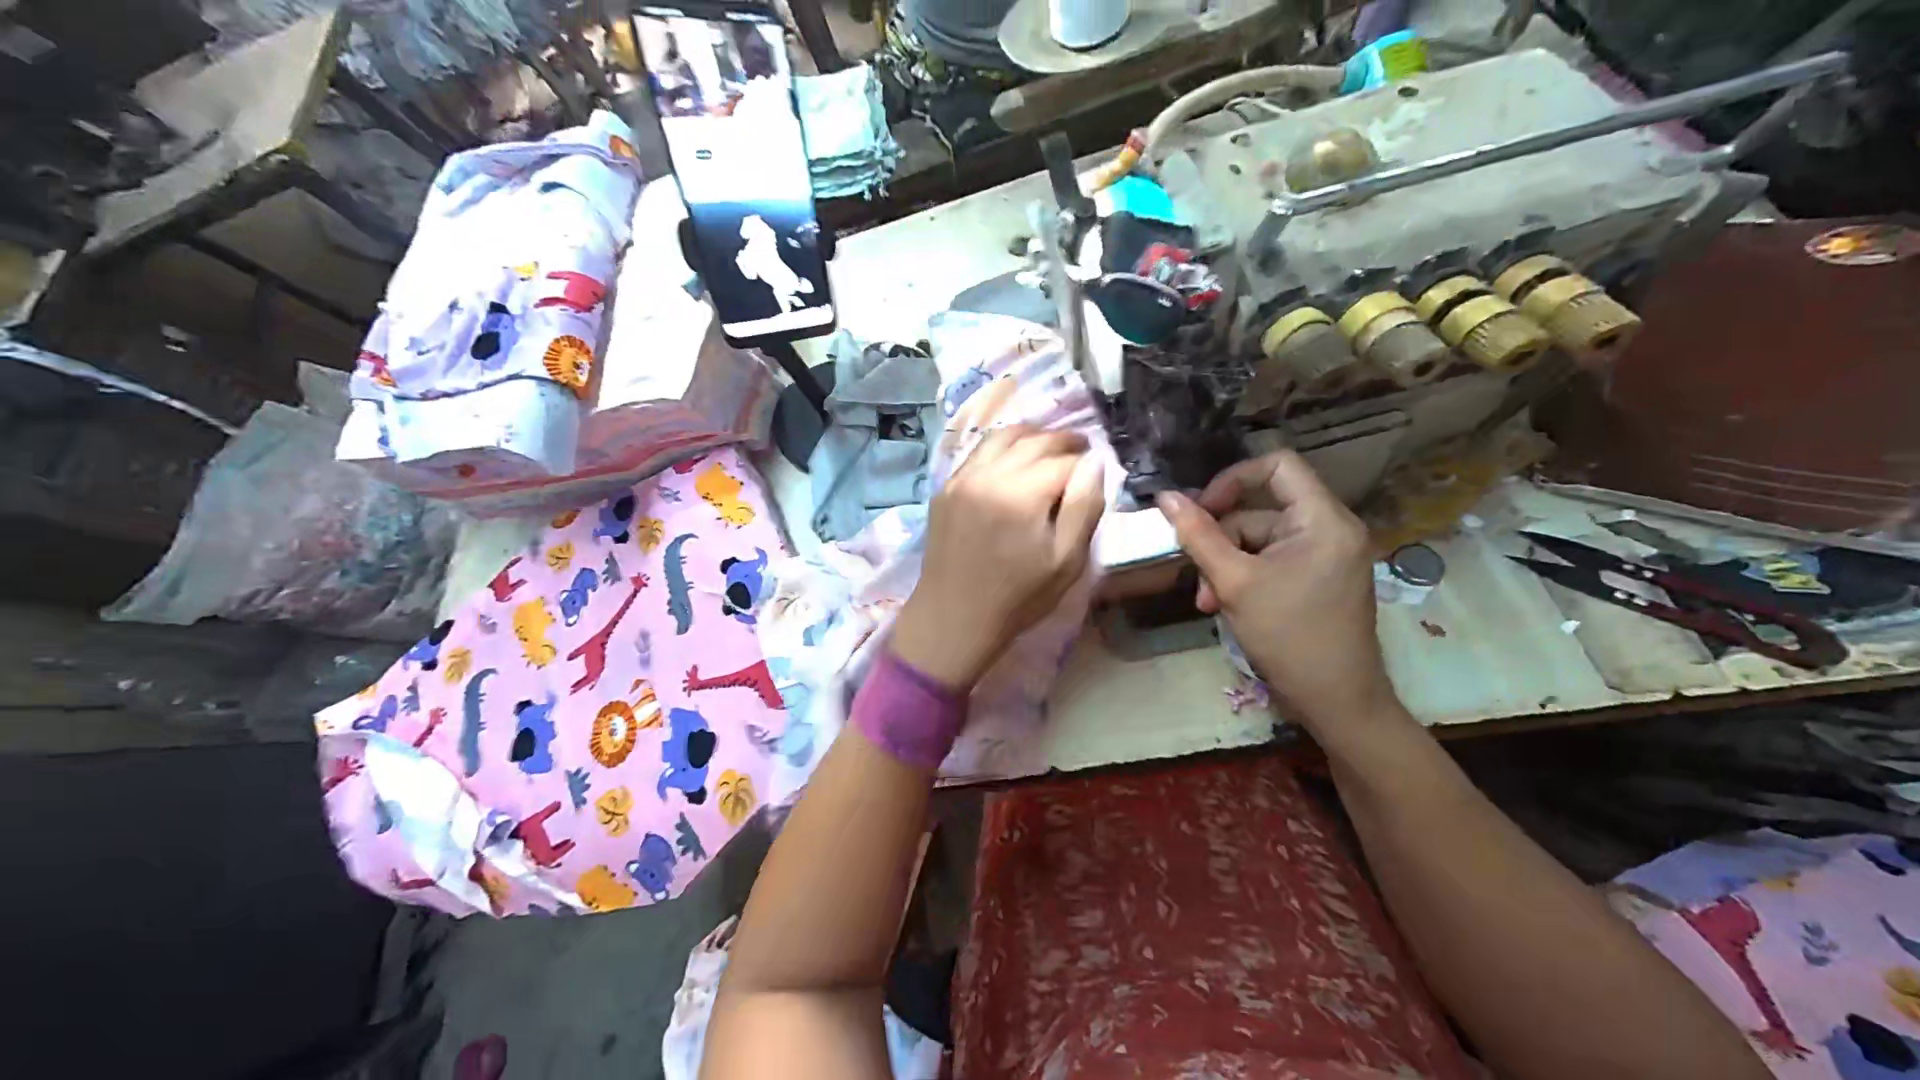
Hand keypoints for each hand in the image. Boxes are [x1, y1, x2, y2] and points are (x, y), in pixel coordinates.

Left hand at [892, 426, 1105, 689]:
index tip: (1096, 468)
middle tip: (1080, 447)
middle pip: (1033, 440)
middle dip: (1062, 441)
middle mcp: (989, 474)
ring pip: (1001, 437)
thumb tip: (1095, 462)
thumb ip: (1085, 506)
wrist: (954, 617)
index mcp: (1021, 493)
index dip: (1085, 462)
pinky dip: (1002, 448)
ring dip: (1030, 436)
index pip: (1064, 460)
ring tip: (1048, 447)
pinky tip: (1014, 461)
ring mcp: (962, 478)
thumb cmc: (1018, 597)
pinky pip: (978, 453)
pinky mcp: (946, 488)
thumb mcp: (1066, 560)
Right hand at [1155, 451, 1394, 728]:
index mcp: (1323, 519)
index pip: (1277, 465)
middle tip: (1194, 570)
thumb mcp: (1233, 581)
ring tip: (1207, 600)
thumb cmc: (1288, 635)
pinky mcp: (1318, 578)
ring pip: (1259, 539)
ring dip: (1226, 565)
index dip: (1232, 478)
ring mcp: (1326, 555)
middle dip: (1220, 538)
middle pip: (1261, 508)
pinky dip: (1244, 577)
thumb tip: (1166, 497)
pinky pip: (1272, 560)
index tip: (1200, 509)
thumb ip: (1197, 535)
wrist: (1336, 700)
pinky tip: (1223, 604)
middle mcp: (1330, 528)